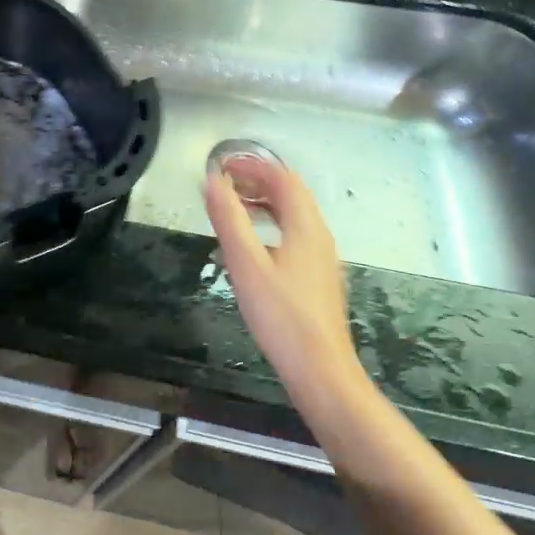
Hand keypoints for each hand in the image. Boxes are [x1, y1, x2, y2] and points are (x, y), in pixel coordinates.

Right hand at [204, 155, 361, 399]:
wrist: (320, 370)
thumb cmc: (281, 315)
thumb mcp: (246, 264)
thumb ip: (229, 219)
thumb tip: (213, 180)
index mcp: (305, 226)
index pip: (283, 178)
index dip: (253, 165)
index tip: (222, 166)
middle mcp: (319, 235)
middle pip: (292, 193)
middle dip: (258, 179)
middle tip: (224, 182)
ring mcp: (322, 257)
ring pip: (294, 214)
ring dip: (264, 201)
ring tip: (232, 206)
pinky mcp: (318, 276)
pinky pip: (295, 233)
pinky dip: (272, 222)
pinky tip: (252, 243)